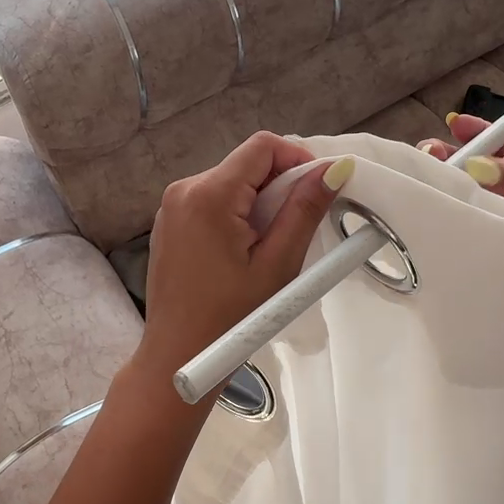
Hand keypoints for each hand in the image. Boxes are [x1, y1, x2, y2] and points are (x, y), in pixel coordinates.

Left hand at [131, 132, 350, 401]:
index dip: (297, 159)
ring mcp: (172, 204)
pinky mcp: (169, 221)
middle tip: (294, 229)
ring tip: (268, 246)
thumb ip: (305, 209)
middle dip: (278, 186)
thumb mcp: (278, 263)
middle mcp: (185, 187)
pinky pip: (212, 199)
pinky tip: (243, 252)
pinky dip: (236, 213)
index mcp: (210, 193)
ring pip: (231, 181)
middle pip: (246, 163)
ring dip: (259, 202)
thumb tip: (334, 168)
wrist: (177, 357)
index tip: (317, 192)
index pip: (262, 146)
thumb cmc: (231, 318)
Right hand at [419, 114, 503, 353]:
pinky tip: (422, 230)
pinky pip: (466, 243)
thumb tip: (478, 166)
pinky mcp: (497, 262)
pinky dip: (444, 235)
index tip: (452, 125)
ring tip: (416, 192)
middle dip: (449, 163)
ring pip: (467, 207)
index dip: (478, 134)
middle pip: (477, 174)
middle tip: (423, 161)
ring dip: (442, 197)